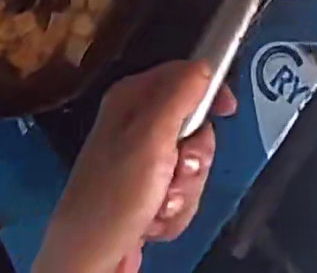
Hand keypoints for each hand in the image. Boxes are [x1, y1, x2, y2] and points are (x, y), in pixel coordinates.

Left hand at [35, 60, 236, 272]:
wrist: (89, 261)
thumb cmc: (115, 194)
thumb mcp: (150, 137)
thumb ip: (179, 97)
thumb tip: (204, 64)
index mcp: (133, 97)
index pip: (182, 74)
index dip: (208, 88)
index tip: (227, 109)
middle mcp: (137, 122)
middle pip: (192, 124)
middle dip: (193, 157)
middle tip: (177, 172)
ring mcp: (141, 159)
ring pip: (190, 162)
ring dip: (184, 190)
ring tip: (159, 205)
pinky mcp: (146, 191)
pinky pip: (181, 192)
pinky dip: (175, 211)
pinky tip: (154, 221)